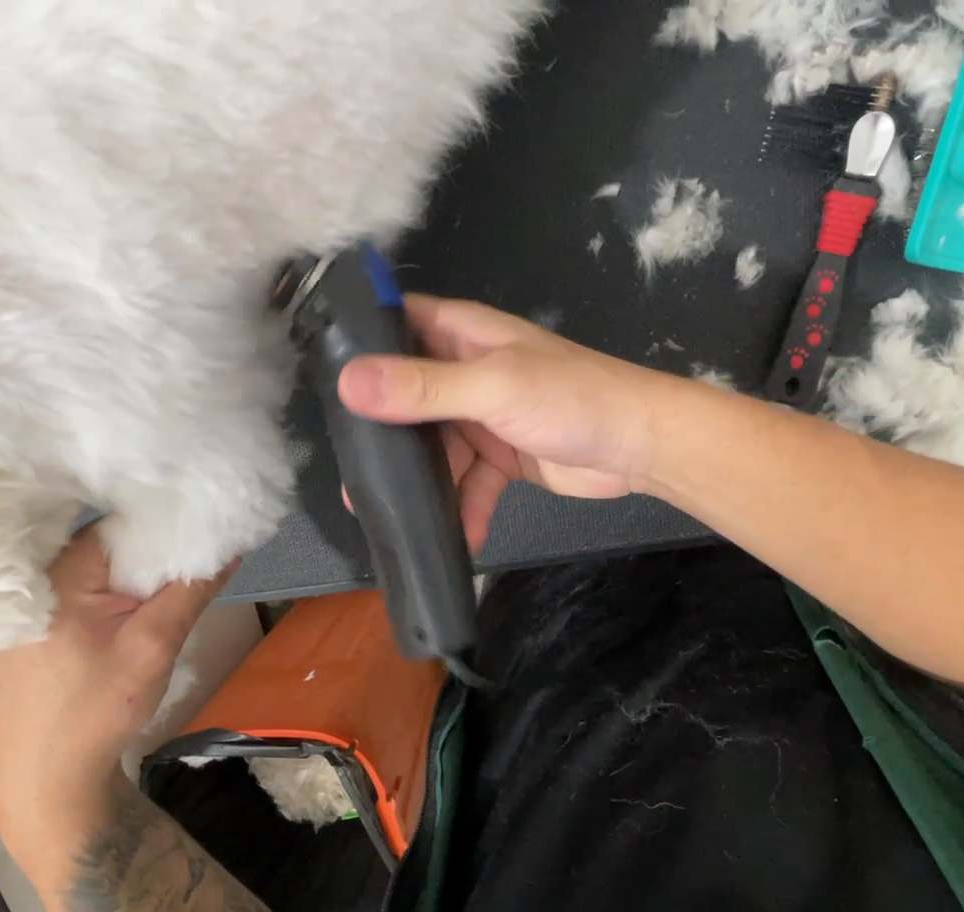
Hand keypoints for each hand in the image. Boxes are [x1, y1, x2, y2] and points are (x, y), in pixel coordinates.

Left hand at [0, 530, 232, 868]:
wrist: (46, 785)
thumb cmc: (99, 710)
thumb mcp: (155, 645)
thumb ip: (191, 589)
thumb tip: (230, 542)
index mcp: (54, 576)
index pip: (118, 528)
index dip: (163, 530)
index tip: (201, 539)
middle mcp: (28, 584)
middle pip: (103, 551)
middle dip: (149, 561)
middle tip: (188, 576)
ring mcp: (20, 613)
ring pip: (90, 578)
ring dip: (129, 584)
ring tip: (164, 600)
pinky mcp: (21, 638)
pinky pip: (73, 601)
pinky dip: (106, 603)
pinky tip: (125, 626)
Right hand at [336, 296, 688, 547]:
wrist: (638, 446)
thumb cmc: (571, 398)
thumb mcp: (493, 388)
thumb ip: (424, 388)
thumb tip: (349, 383)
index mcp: (464, 335)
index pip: (399, 324)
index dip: (362, 343)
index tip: (325, 379)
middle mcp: (468, 371)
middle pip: (409, 396)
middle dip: (384, 434)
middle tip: (354, 475)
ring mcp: (485, 417)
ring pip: (436, 447)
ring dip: (421, 482)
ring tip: (388, 518)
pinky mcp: (502, 458)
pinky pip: (470, 482)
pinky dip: (464, 507)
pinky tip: (460, 536)